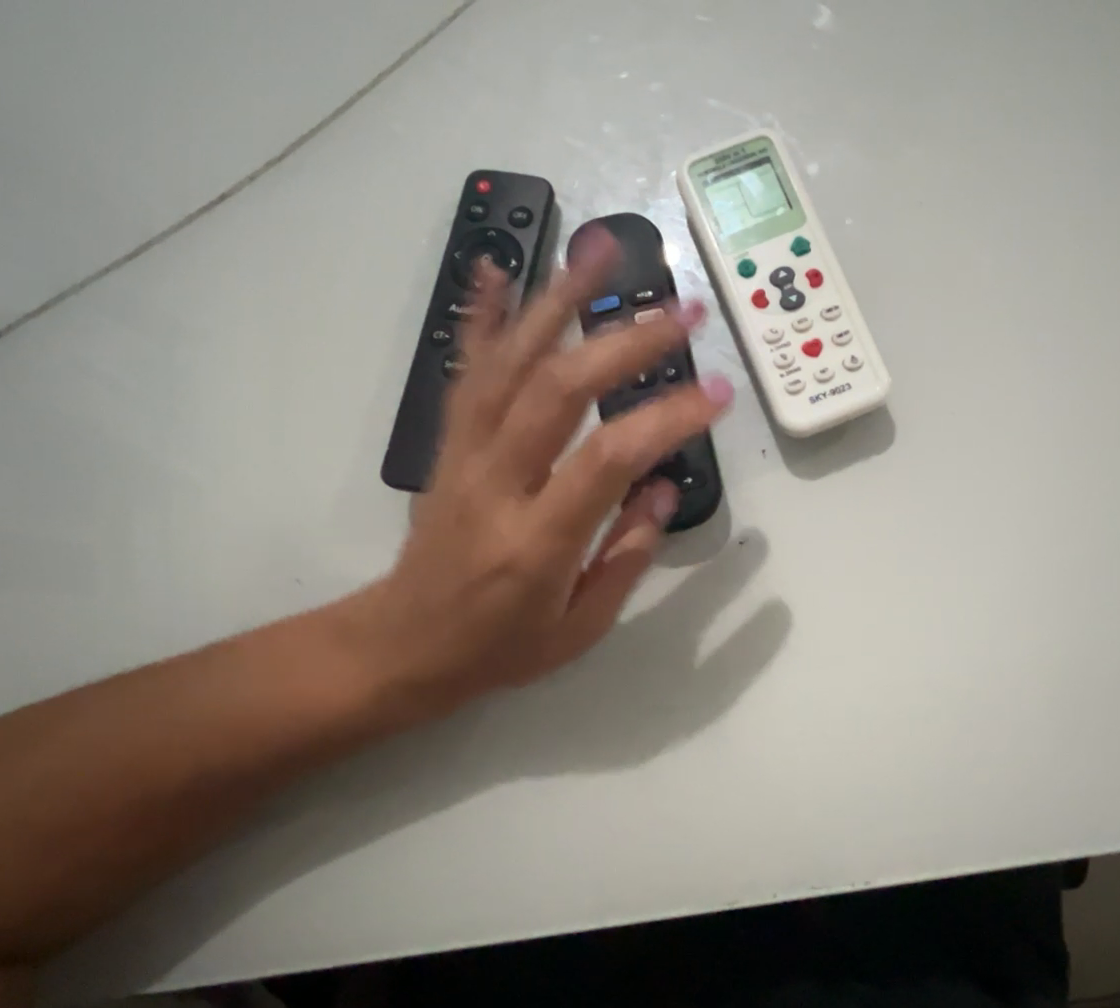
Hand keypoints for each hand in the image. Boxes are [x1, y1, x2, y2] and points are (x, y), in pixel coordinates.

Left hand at [348, 236, 733, 715]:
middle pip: (557, 391)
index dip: (665, 419)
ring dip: (556, 300)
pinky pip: (466, 371)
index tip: (716, 394)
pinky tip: (499, 269)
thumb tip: (660, 487)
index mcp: (534, 540)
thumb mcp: (579, 626)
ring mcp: (464, 455)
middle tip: (681, 312)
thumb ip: (626, 556)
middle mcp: (495, 483)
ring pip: (508, 363)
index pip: (606, 460)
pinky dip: (483, 317)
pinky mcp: (447, 443)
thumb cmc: (500, 645)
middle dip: (624, 342)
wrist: (403, 644)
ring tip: (599, 249)